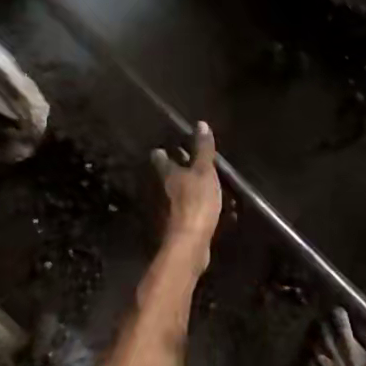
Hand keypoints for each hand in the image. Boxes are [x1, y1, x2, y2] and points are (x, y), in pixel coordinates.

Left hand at [151, 121, 222, 262]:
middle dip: (173, 169)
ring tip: (196, 182)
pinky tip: (201, 205)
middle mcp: (164, 189)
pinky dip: (190, 204)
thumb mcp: (204, 172)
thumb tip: (200, 124)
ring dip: (182, 187)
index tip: (167, 147)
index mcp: (169, 174)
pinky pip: (184, 208)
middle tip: (184, 161)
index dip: (163, 152)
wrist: (191, 242)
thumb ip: (202, 150)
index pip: (161, 158)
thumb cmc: (196, 202)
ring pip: (174, 192)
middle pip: (166, 176)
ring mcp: (169, 208)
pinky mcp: (178, 223)